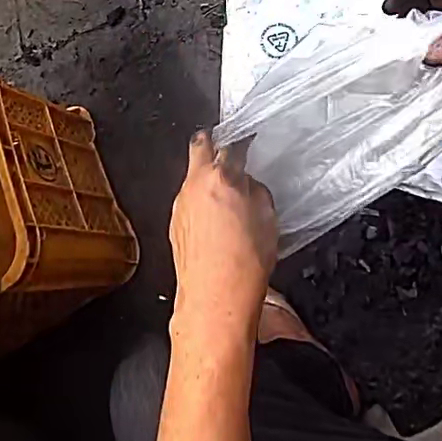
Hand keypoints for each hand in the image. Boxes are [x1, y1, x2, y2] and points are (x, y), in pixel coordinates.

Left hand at [168, 131, 277, 336]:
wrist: (215, 300)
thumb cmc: (243, 265)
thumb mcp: (267, 219)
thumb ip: (256, 192)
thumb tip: (248, 185)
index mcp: (221, 178)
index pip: (232, 145)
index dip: (243, 140)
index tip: (248, 141)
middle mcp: (195, 185)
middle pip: (200, 146)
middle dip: (214, 142)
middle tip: (227, 146)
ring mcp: (180, 204)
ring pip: (192, 174)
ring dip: (206, 174)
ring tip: (225, 189)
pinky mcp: (174, 223)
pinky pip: (188, 199)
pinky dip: (200, 199)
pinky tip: (216, 216)